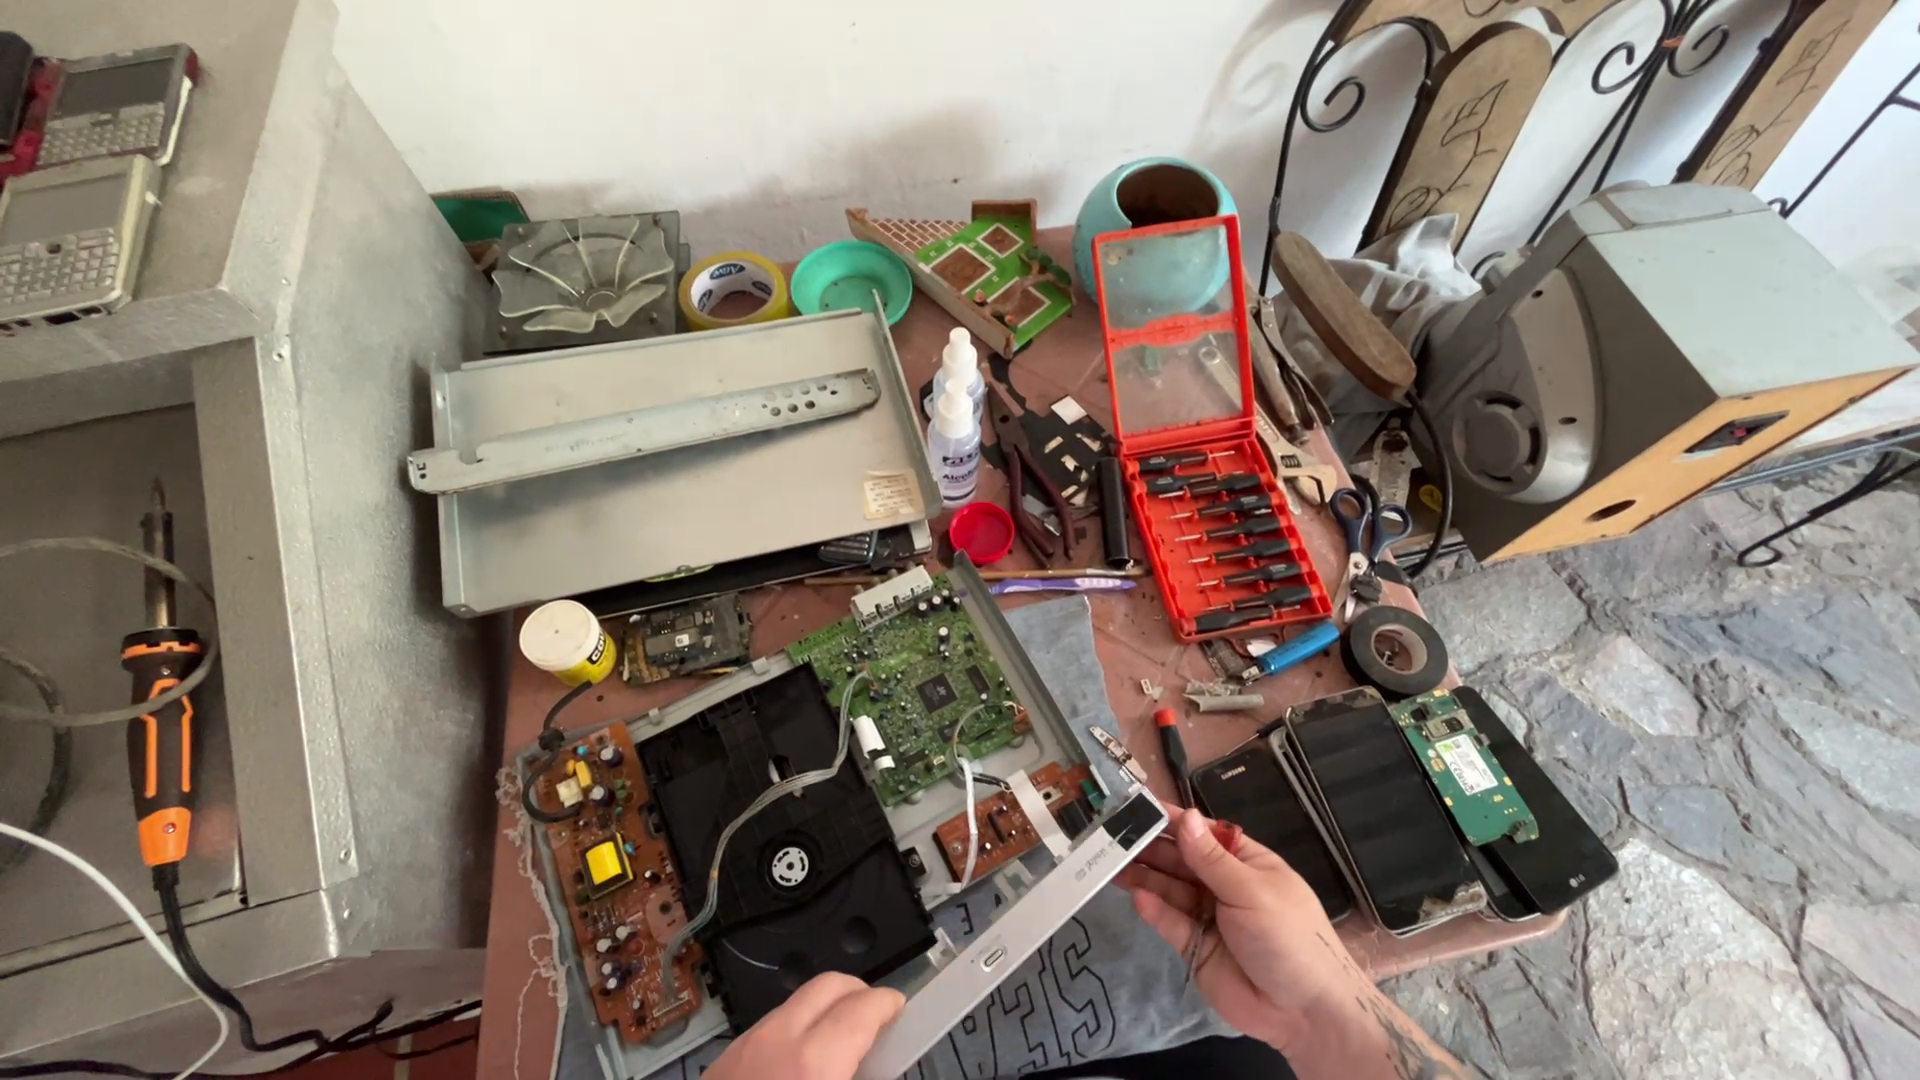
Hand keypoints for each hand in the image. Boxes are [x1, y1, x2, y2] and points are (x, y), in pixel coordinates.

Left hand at [703, 973, 904, 1079]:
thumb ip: (861, 1071)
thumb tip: (868, 1062)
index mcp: (815, 1062)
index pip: (863, 1007)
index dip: (888, 1003)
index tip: (899, 1009)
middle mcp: (778, 1041)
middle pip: (828, 985)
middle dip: (858, 992)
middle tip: (874, 1020)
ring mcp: (744, 1049)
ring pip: (794, 1004)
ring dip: (823, 1011)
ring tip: (837, 1046)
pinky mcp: (720, 1064)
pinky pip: (766, 1029)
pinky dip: (791, 1031)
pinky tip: (796, 1067)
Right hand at [1115, 806, 1369, 1053]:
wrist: (1306, 1014)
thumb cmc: (1288, 937)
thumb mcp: (1251, 890)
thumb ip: (1211, 858)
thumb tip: (1185, 815)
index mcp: (1244, 863)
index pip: (1202, 833)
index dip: (1173, 820)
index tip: (1138, 806)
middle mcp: (1222, 884)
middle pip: (1180, 859)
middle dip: (1150, 847)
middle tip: (1113, 837)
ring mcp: (1207, 916)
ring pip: (1169, 889)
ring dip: (1144, 875)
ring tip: (1113, 864)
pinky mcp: (1194, 947)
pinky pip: (1170, 922)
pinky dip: (1154, 910)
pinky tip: (1138, 898)